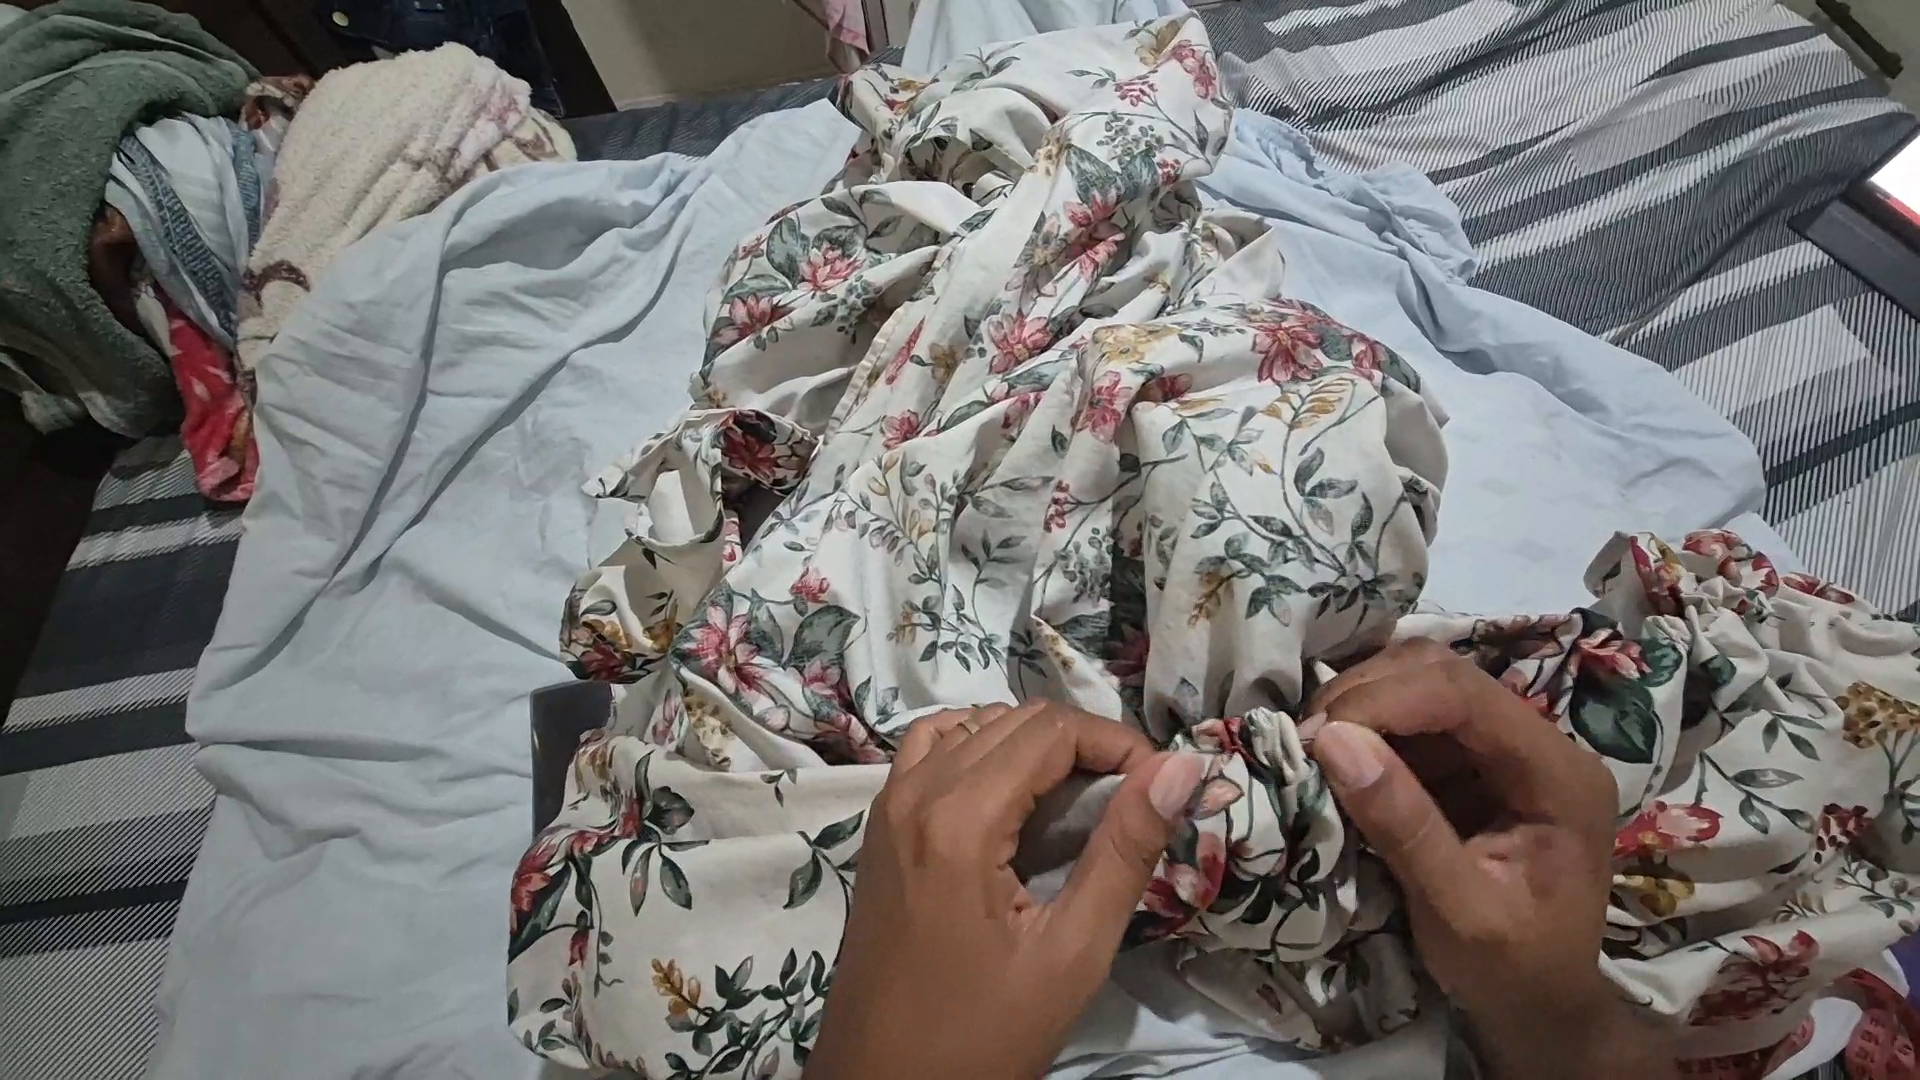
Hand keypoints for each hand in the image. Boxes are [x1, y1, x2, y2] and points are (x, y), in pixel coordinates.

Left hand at [806, 702, 1206, 1079]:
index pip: (1052, 731)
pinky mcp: (880, 819)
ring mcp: (890, 799)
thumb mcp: (1071, 954)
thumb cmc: (981, 1035)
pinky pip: (931, 745)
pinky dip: (977, 743)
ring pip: (975, 725)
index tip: (1158, 782)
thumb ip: (1125, 851)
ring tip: (1075, 794)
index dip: (1116, 742)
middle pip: (1016, 720)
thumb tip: (1178, 769)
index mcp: (960, 816)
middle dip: (1082, 743)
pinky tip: (1005, 785)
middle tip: (1127, 796)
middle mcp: (917, 787)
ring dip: (1033, 743)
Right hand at [1304, 640, 1674, 1079]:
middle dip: (1361, 693)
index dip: (1381, 700)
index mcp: (1556, 775)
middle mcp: (1533, 739)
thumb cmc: (1513, 967)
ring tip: (1315, 744)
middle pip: (1436, 669)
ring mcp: (1494, 740)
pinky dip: (1356, 715)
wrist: (1538, 1000)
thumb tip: (1331, 740)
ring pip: (1413, 674)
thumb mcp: (1461, 914)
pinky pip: (1400, 702)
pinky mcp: (1459, 750)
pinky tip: (1333, 747)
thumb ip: (1405, 828)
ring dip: (1353, 698)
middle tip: (1307, 740)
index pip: (1462, 694)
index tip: (1316, 737)